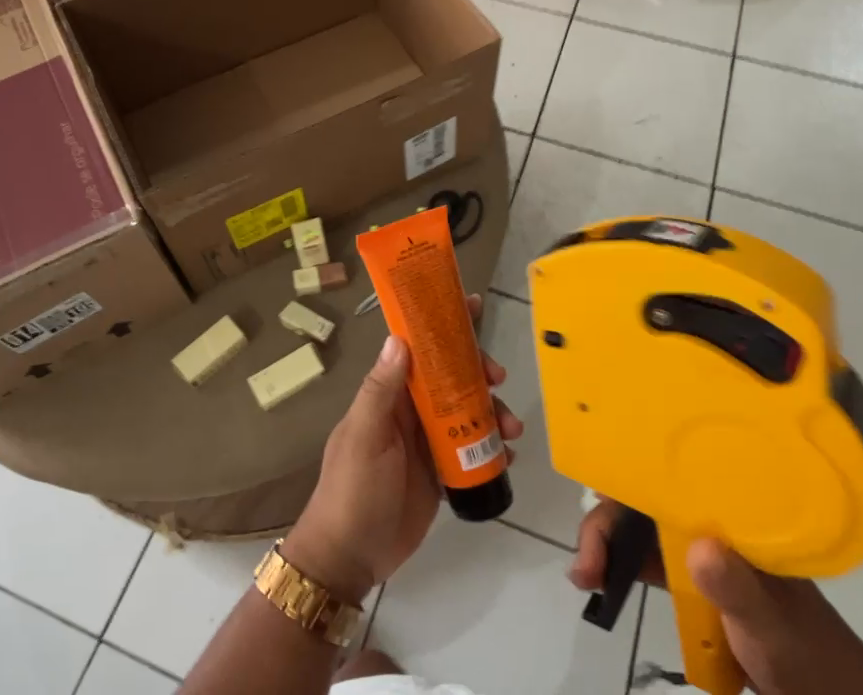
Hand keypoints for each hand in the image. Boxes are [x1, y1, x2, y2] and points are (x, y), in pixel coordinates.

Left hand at [283, 294, 522, 599]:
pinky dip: (493, 446)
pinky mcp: (441, 472)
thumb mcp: (365, 437)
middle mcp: (408, 412)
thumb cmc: (353, 491)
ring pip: (466, 411)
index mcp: (386, 396)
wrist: (351, 556)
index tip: (472, 306)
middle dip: (478, 370)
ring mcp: (426, 442)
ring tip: (512, 429)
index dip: (441, 325)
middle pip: (450, 376)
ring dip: (492, 411)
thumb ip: (381, 391)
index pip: (416, 348)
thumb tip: (399, 338)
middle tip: (499, 376)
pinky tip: (509, 454)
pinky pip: (472, 448)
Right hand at [570, 499, 862, 694]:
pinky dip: (621, 569)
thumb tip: (698, 545)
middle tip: (586, 567)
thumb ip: (736, 586)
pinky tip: (601, 582)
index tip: (601, 499)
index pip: (674, 482)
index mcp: (733, 519)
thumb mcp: (769, 621)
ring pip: (643, 533)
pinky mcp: (698, 585)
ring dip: (608, 546)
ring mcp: (705, 557)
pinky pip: (650, 564)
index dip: (632, 482)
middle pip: (647, 506)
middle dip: (608, 525)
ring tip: (584, 576)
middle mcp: (714, 527)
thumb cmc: (808, 652)